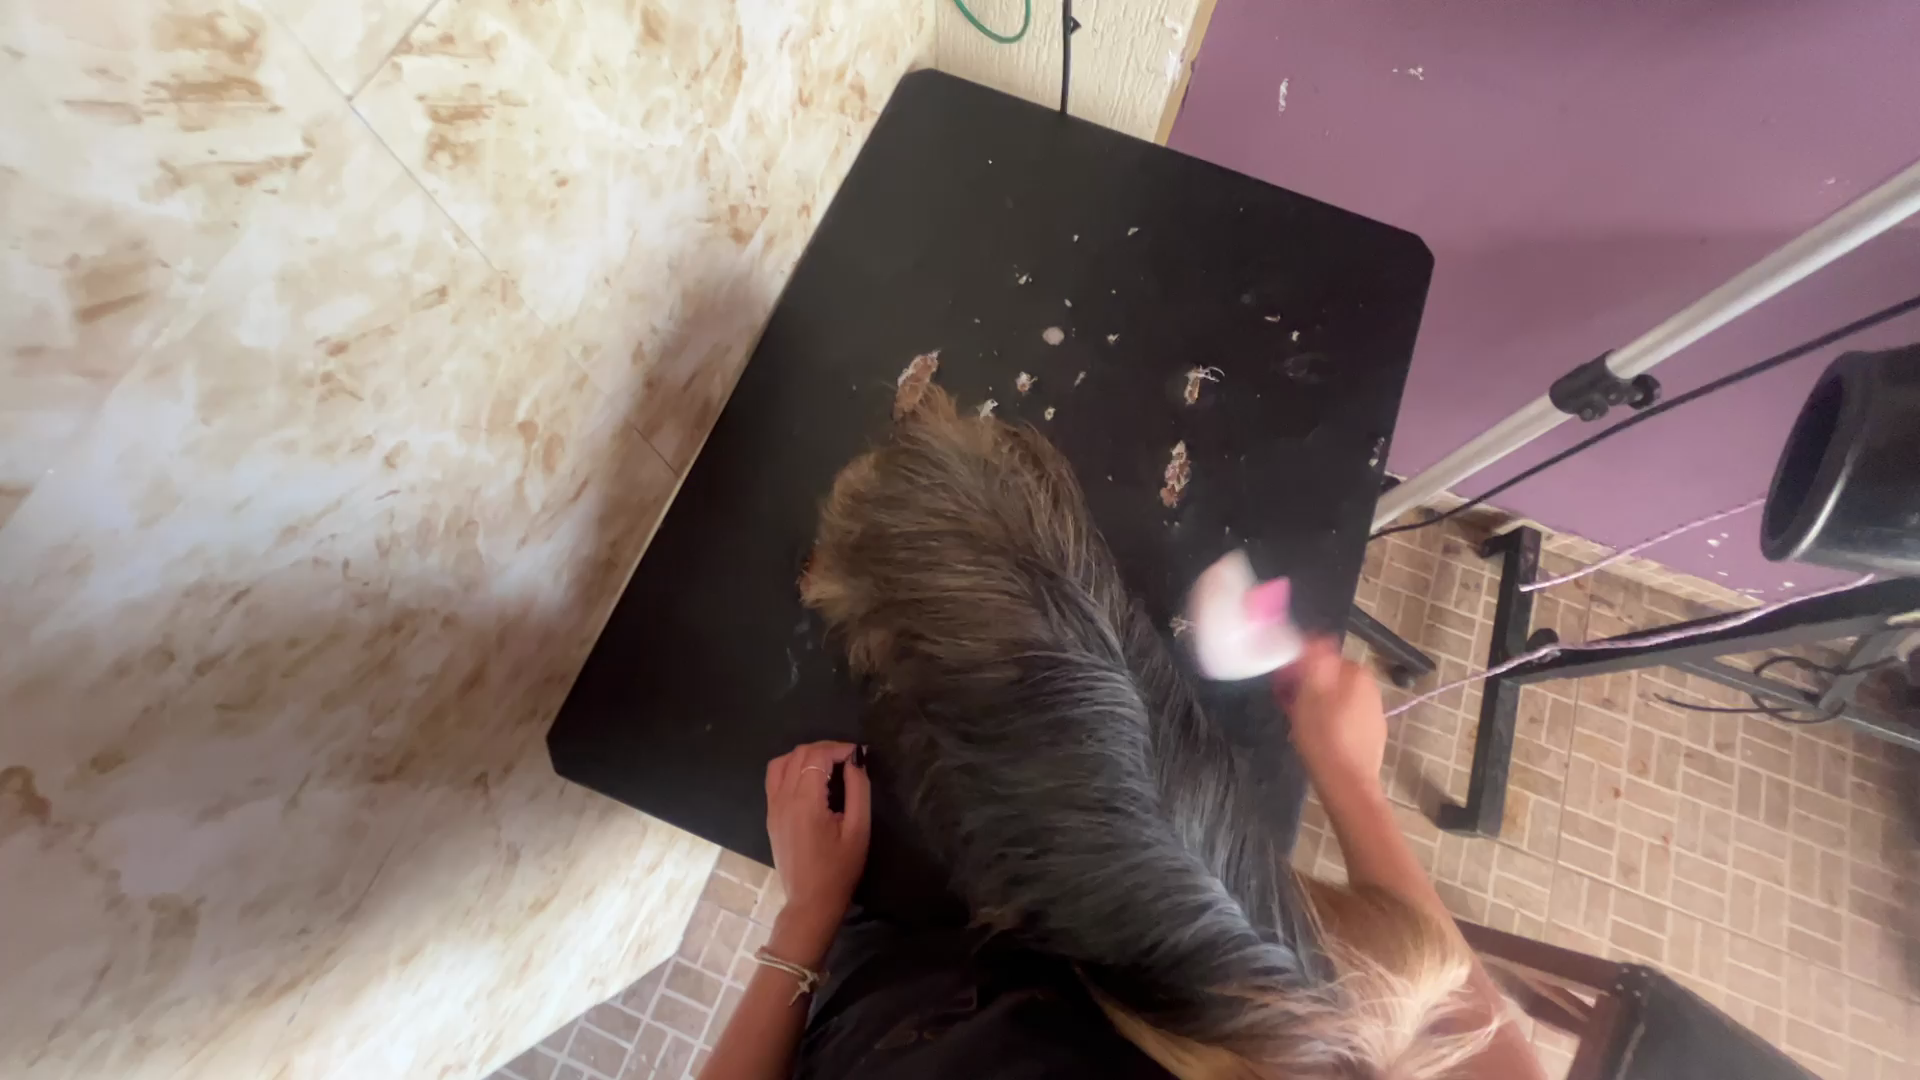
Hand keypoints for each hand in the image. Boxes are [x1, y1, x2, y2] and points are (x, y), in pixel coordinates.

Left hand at [763, 741, 869, 966]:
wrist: (811, 903)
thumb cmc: (840, 869)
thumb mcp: (859, 829)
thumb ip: (858, 789)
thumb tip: (856, 759)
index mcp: (805, 802)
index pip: (817, 756)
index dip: (840, 748)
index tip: (860, 755)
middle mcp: (784, 799)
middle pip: (799, 753)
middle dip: (826, 748)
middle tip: (849, 758)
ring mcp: (773, 807)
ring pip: (782, 761)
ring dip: (806, 755)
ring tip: (829, 764)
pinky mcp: (771, 815)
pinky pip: (775, 777)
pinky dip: (792, 767)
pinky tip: (810, 778)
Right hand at [1277, 638, 1388, 795]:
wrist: (1347, 782)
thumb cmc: (1323, 734)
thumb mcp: (1309, 690)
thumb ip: (1314, 658)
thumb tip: (1315, 636)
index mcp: (1356, 674)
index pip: (1321, 657)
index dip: (1298, 667)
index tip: (1282, 683)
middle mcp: (1370, 689)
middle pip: (1328, 678)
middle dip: (1306, 686)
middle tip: (1286, 702)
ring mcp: (1372, 713)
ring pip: (1334, 698)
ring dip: (1314, 703)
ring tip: (1297, 721)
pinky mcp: (1370, 735)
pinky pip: (1342, 717)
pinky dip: (1328, 721)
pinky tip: (1316, 737)